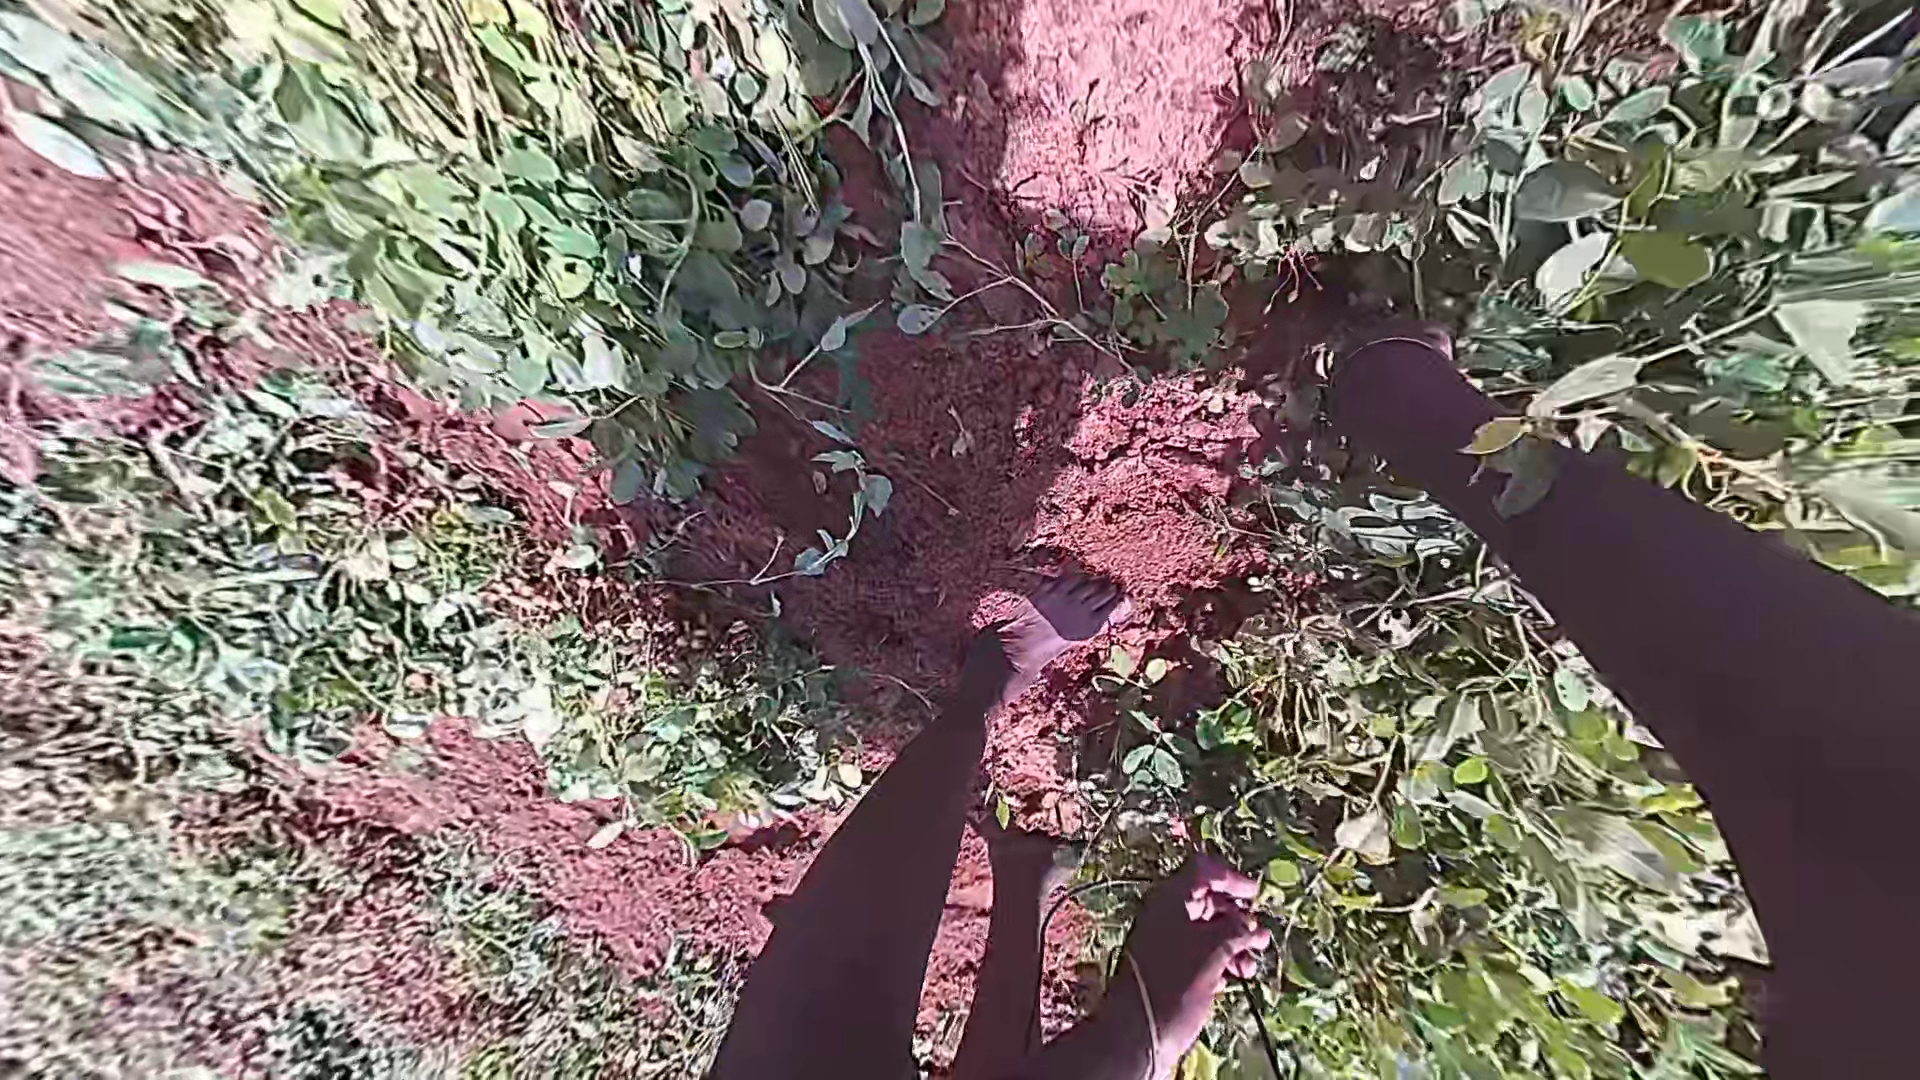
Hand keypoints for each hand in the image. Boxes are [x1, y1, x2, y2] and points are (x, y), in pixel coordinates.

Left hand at [1102, 855, 1270, 1077]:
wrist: (1139, 1029)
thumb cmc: (1174, 982)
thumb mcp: (1211, 951)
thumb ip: (1234, 931)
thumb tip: (1251, 923)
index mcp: (1171, 897)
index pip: (1202, 871)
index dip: (1231, 878)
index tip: (1256, 893)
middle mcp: (1168, 912)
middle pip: (1206, 899)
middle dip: (1236, 914)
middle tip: (1260, 934)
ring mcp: (1168, 938)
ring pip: (1207, 928)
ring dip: (1233, 941)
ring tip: (1252, 962)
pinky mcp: (1172, 965)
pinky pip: (1201, 951)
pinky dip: (1222, 958)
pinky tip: (1236, 976)